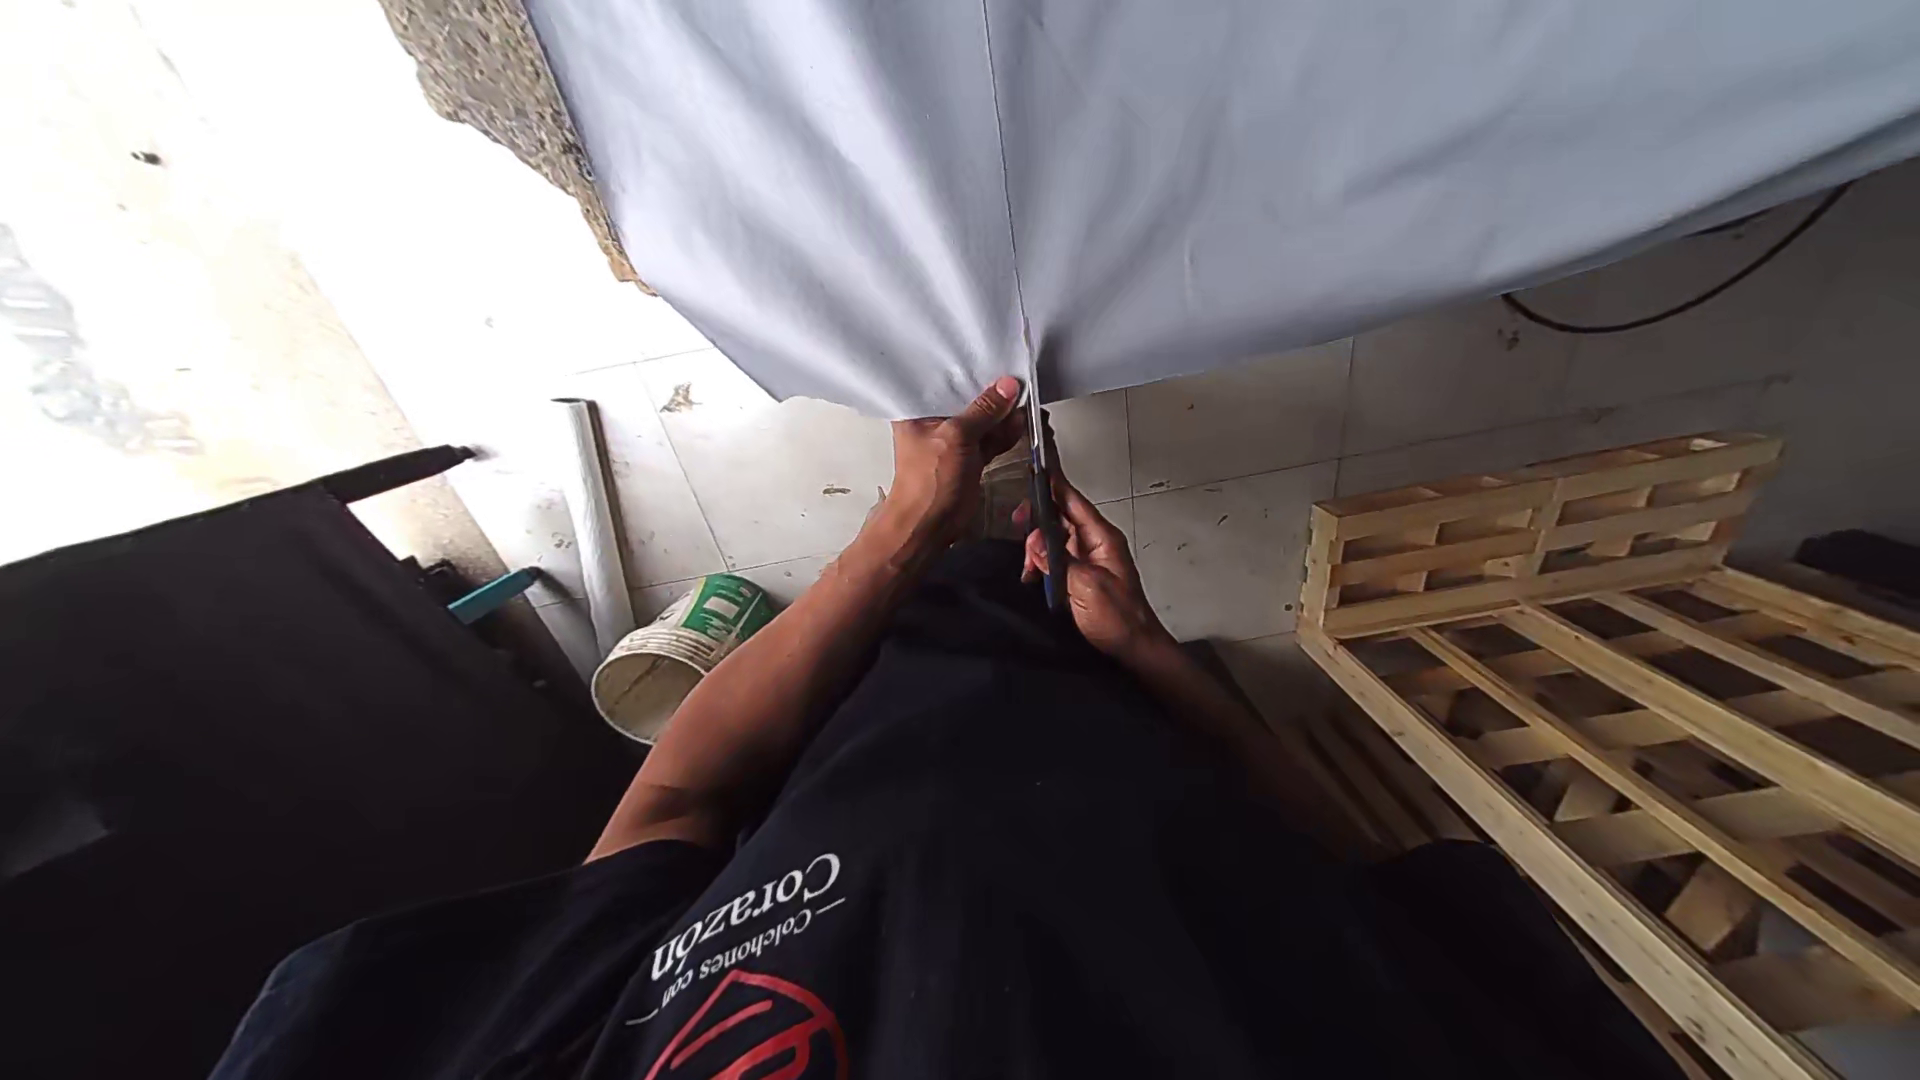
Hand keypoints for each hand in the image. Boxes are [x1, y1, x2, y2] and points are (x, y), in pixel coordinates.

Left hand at [880, 376, 1025, 543]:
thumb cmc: (929, 480)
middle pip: (967, 400)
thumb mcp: (956, 436)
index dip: (967, 370)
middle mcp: (934, 423)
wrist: (930, 524)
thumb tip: (1009, 384)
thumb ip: (984, 410)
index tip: (993, 354)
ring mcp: (954, 441)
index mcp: (918, 411)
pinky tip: (1023, 420)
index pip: (943, 382)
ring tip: (1026, 396)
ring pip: (984, 420)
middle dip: (992, 392)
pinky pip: (991, 439)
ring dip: (1004, 413)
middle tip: (1018, 373)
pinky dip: (1006, 432)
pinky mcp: (971, 458)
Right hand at [1021, 475, 1174, 662]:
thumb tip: (1035, 543)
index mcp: (1102, 538)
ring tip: (1027, 568)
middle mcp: (1095, 543)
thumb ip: (1058, 561)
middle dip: (1038, 521)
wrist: (1134, 647)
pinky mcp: (1080, 575)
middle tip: (1017, 525)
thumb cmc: (1117, 617)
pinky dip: (1041, 563)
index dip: (1056, 485)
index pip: (1074, 502)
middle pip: (1061, 518)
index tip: (1038, 467)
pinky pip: (1056, 558)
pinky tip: (1031, 575)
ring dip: (1037, 548)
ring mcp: (1088, 559)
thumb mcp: (1085, 586)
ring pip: (1055, 539)